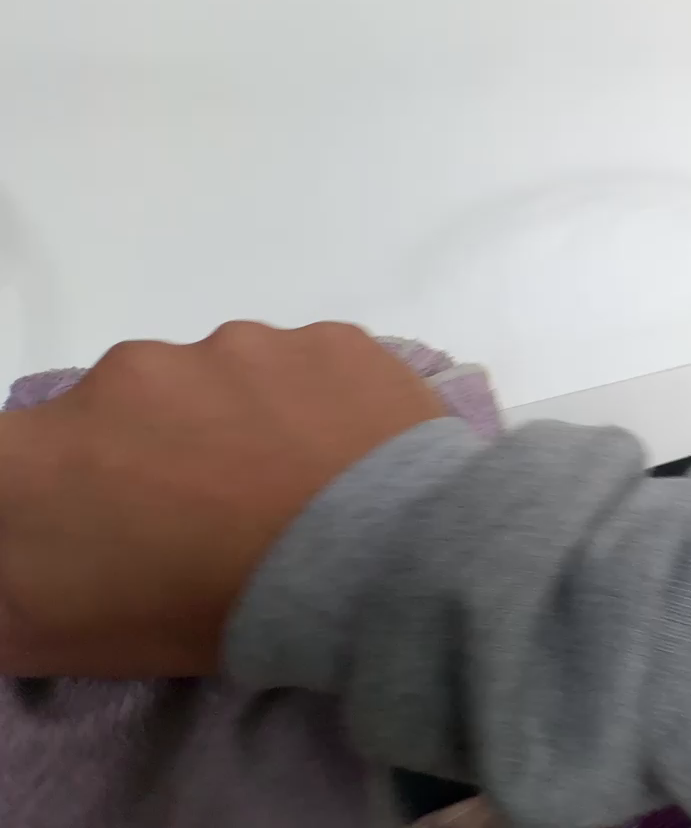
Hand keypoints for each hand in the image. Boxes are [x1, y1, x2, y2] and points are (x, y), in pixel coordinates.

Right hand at [0, 321, 445, 677]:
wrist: (377, 557)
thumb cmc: (212, 605)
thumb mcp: (43, 628)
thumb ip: (7, 565)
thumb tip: (25, 527)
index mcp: (30, 449)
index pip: (32, 454)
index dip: (80, 481)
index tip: (124, 506)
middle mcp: (127, 374)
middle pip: (136, 405)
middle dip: (169, 442)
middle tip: (230, 494)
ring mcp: (243, 346)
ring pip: (234, 376)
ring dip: (255, 412)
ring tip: (304, 472)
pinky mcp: (332, 338)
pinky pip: (316, 363)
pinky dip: (328, 394)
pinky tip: (353, 443)